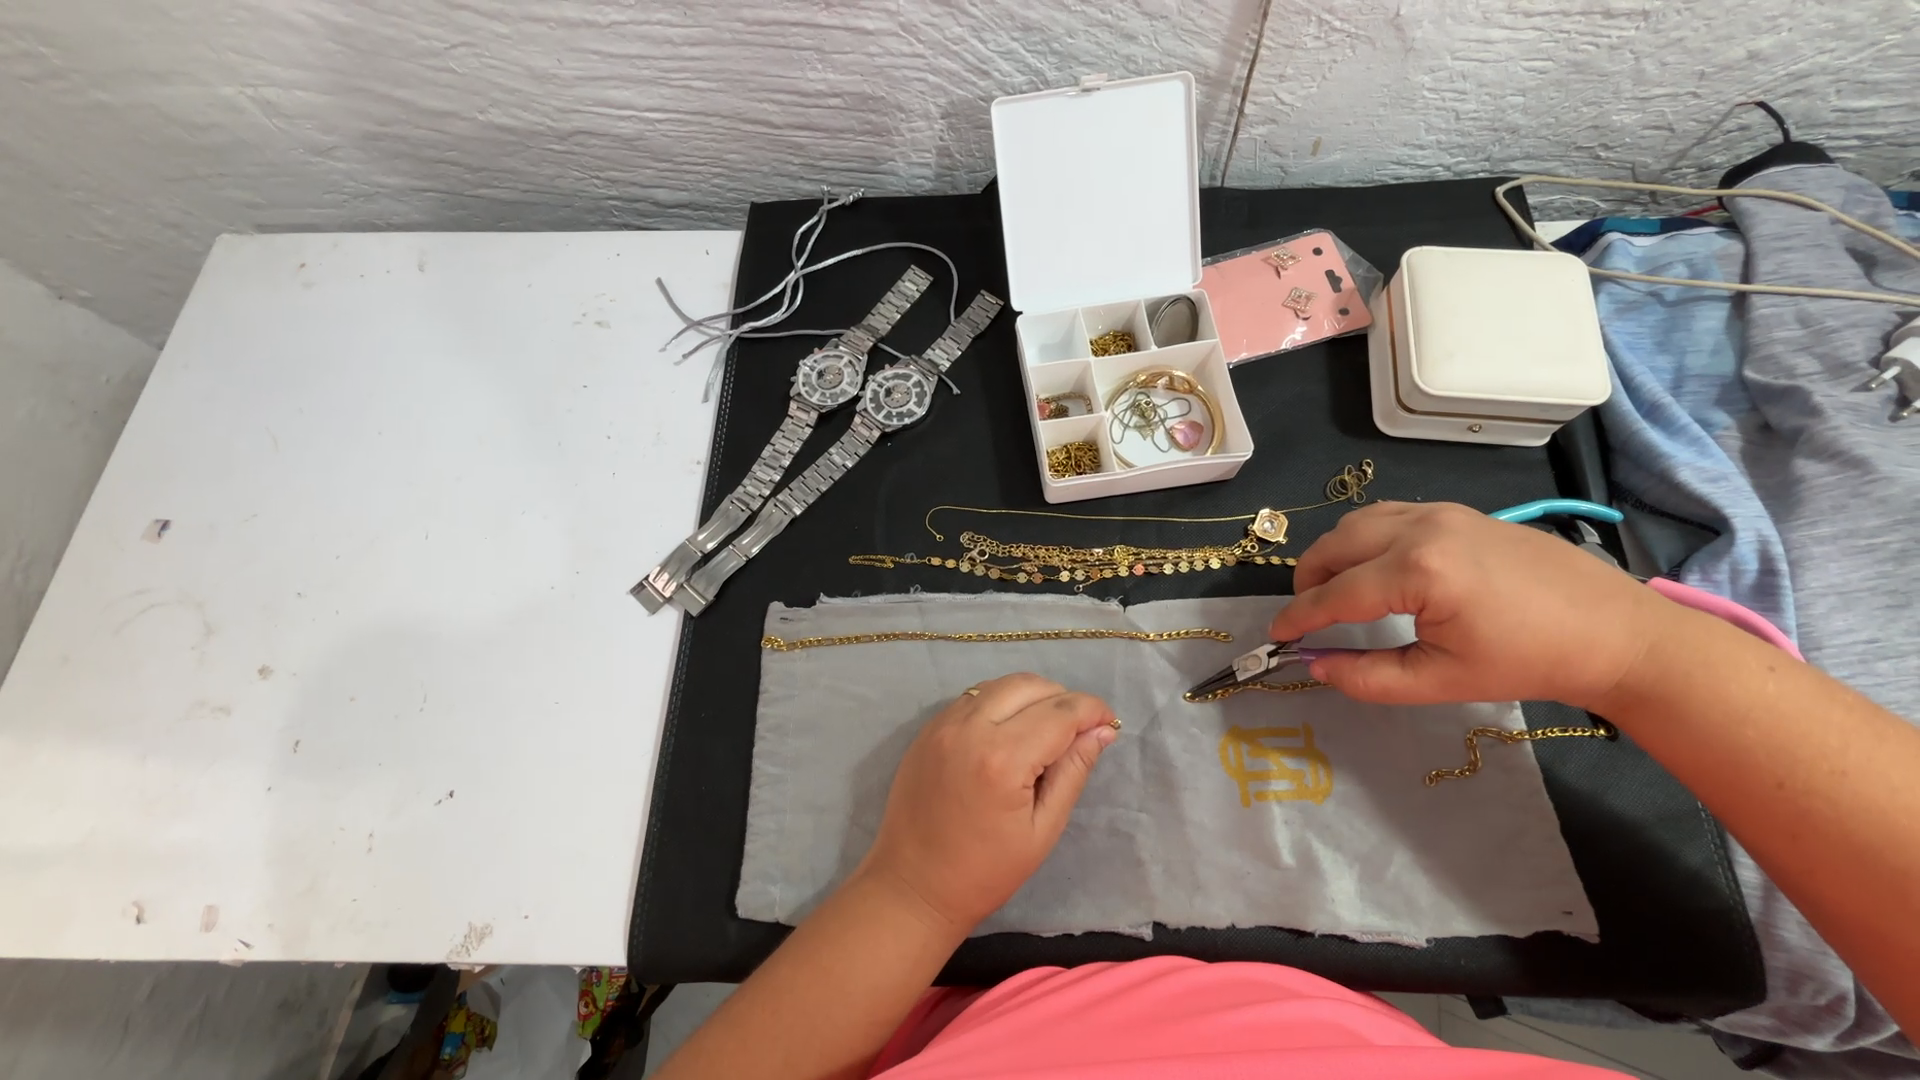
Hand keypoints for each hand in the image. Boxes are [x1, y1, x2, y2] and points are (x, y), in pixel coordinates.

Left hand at [856, 673, 1117, 930]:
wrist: (912, 885)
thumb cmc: (985, 871)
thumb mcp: (1043, 829)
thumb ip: (1073, 771)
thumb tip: (1102, 731)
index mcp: (1003, 758)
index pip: (1060, 712)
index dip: (1092, 710)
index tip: (1109, 723)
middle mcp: (970, 728)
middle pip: (1030, 685)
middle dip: (1063, 699)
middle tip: (1079, 729)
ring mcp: (943, 724)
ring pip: (1000, 685)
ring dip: (1031, 696)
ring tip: (1046, 730)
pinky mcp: (928, 728)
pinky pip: (973, 697)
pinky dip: (1000, 702)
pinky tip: (1009, 732)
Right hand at [1269, 502, 1665, 709]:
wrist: (1614, 632)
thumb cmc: (1528, 662)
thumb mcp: (1440, 681)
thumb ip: (1366, 677)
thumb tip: (1315, 664)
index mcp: (1418, 571)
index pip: (1335, 595)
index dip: (1298, 618)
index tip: (1275, 637)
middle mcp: (1421, 529)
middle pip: (1334, 547)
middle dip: (1307, 582)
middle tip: (1304, 616)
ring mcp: (1440, 512)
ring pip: (1355, 523)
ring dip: (1332, 555)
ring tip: (1331, 590)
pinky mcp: (1457, 511)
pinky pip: (1386, 514)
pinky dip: (1362, 537)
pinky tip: (1371, 565)